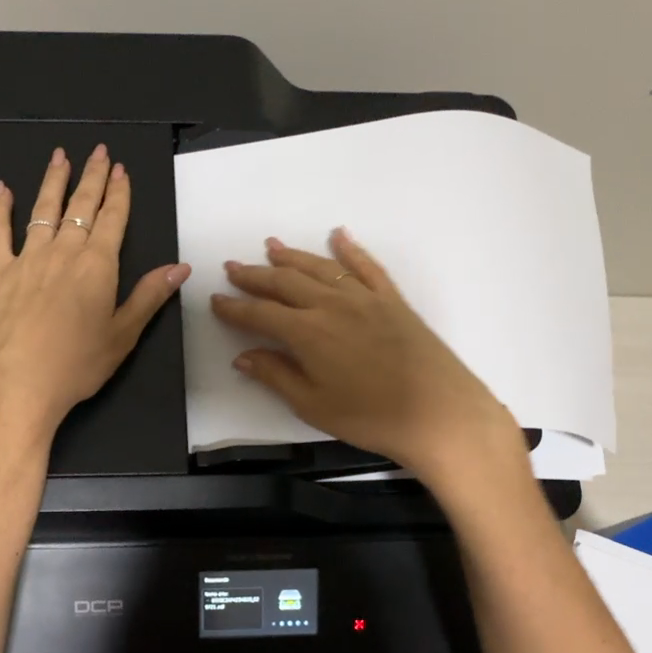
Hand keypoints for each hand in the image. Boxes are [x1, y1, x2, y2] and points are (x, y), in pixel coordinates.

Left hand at [0, 144, 189, 442]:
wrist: (19, 383)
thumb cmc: (76, 365)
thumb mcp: (122, 335)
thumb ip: (148, 297)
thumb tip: (179, 268)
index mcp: (97, 266)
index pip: (112, 219)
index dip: (118, 193)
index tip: (120, 170)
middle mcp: (63, 252)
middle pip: (80, 206)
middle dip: (91, 177)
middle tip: (97, 152)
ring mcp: (28, 260)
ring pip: (43, 210)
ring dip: (53, 181)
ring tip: (59, 156)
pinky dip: (0, 209)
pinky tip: (1, 190)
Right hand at [211, 229, 517, 478]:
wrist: (436, 412)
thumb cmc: (369, 417)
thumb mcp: (312, 405)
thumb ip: (276, 376)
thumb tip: (244, 356)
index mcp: (307, 333)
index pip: (260, 314)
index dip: (234, 308)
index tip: (215, 301)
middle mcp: (332, 305)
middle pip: (285, 282)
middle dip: (255, 275)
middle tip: (232, 268)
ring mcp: (364, 298)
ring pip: (320, 267)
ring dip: (292, 256)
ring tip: (270, 246)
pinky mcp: (392, 301)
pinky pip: (366, 266)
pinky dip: (349, 249)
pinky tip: (338, 236)